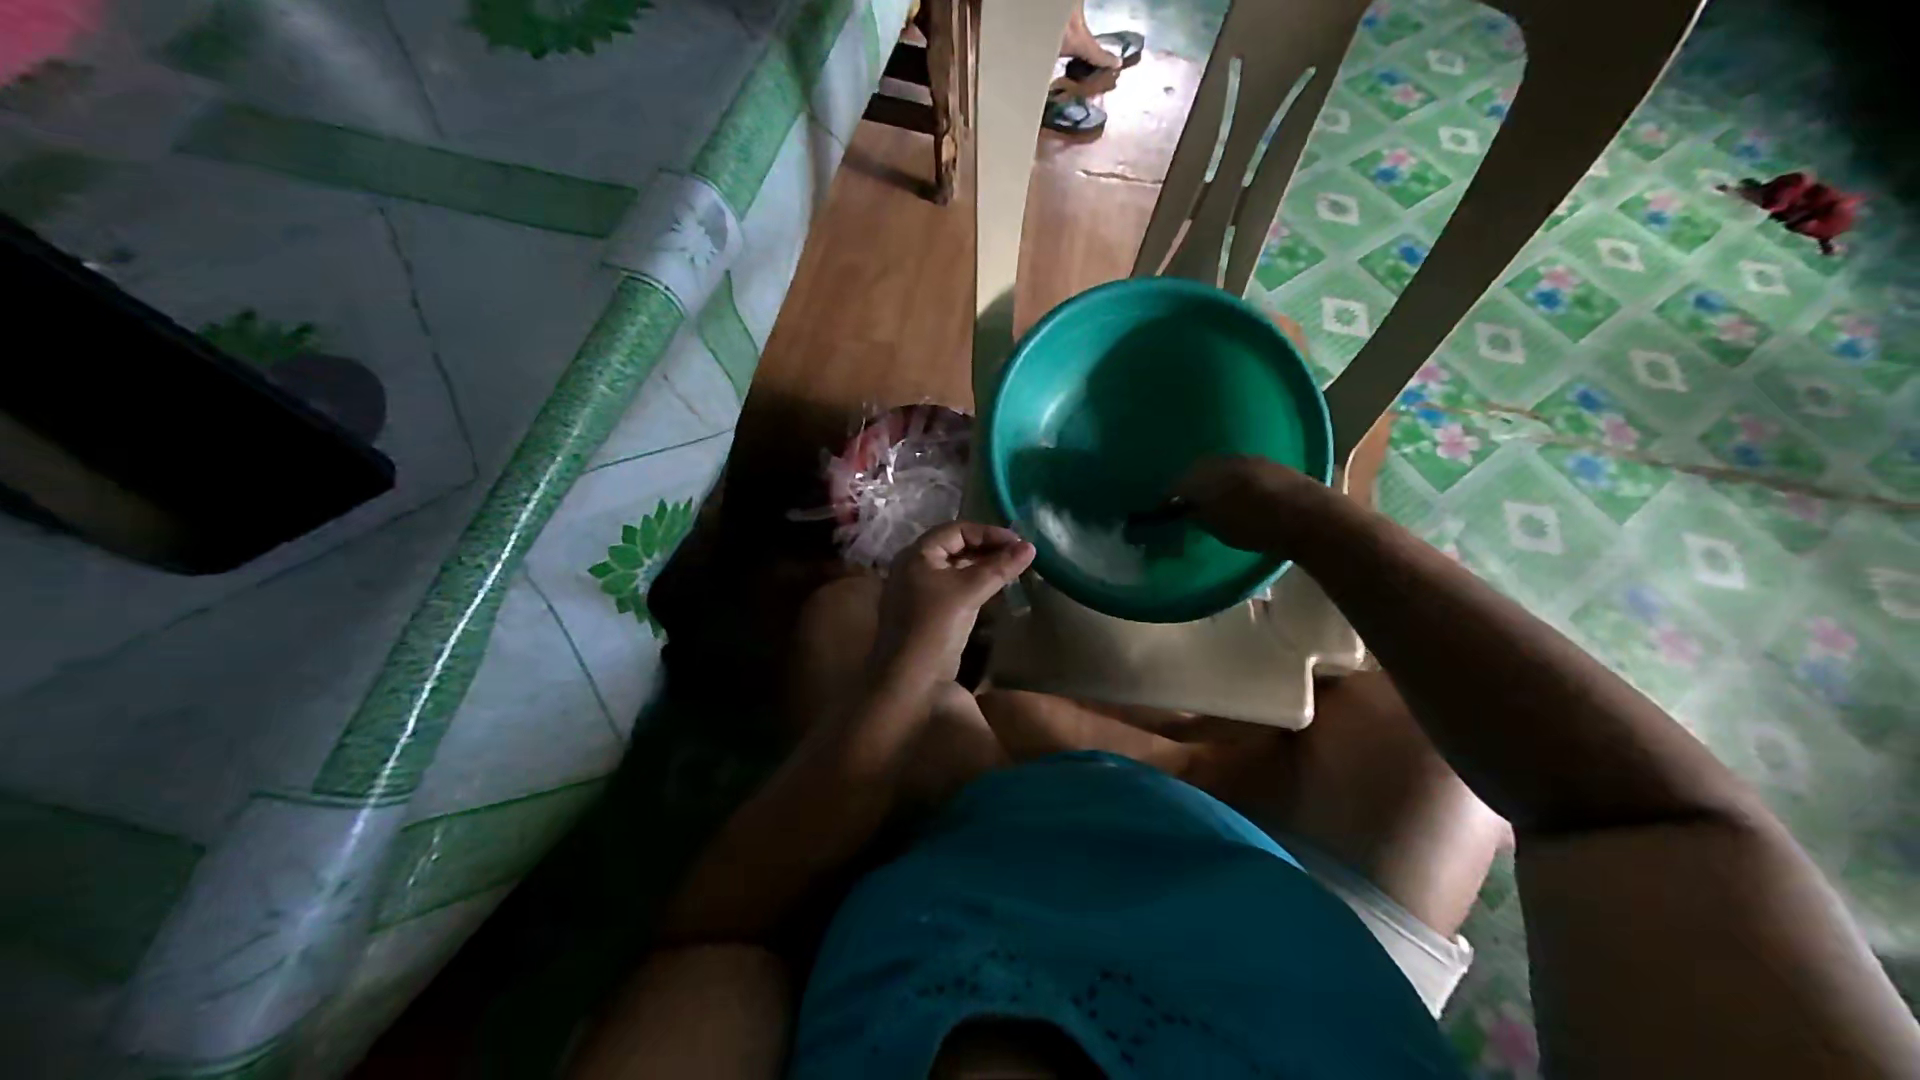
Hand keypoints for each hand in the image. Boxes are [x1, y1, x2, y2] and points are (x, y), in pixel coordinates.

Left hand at [873, 522, 1033, 687]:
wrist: (908, 683)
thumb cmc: (934, 628)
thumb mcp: (968, 592)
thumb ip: (999, 568)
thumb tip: (1030, 547)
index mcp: (916, 554)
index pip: (956, 529)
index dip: (988, 533)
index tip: (1018, 543)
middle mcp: (912, 568)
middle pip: (954, 547)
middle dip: (987, 550)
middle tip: (1018, 557)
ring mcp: (916, 593)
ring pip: (954, 570)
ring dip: (981, 568)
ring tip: (1010, 573)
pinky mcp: (924, 615)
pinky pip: (951, 590)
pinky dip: (973, 587)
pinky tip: (992, 594)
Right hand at [1173, 455, 1334, 554]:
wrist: (1313, 518)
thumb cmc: (1259, 526)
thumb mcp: (1219, 526)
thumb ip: (1198, 514)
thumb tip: (1185, 509)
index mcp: (1209, 471)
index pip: (1179, 481)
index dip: (1171, 496)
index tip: (1166, 510)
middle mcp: (1228, 459)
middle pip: (1201, 470)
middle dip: (1192, 486)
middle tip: (1188, 505)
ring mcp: (1253, 461)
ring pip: (1223, 470)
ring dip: (1215, 483)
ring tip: (1215, 503)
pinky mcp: (1275, 468)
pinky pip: (1244, 473)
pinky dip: (1236, 484)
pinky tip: (1241, 499)